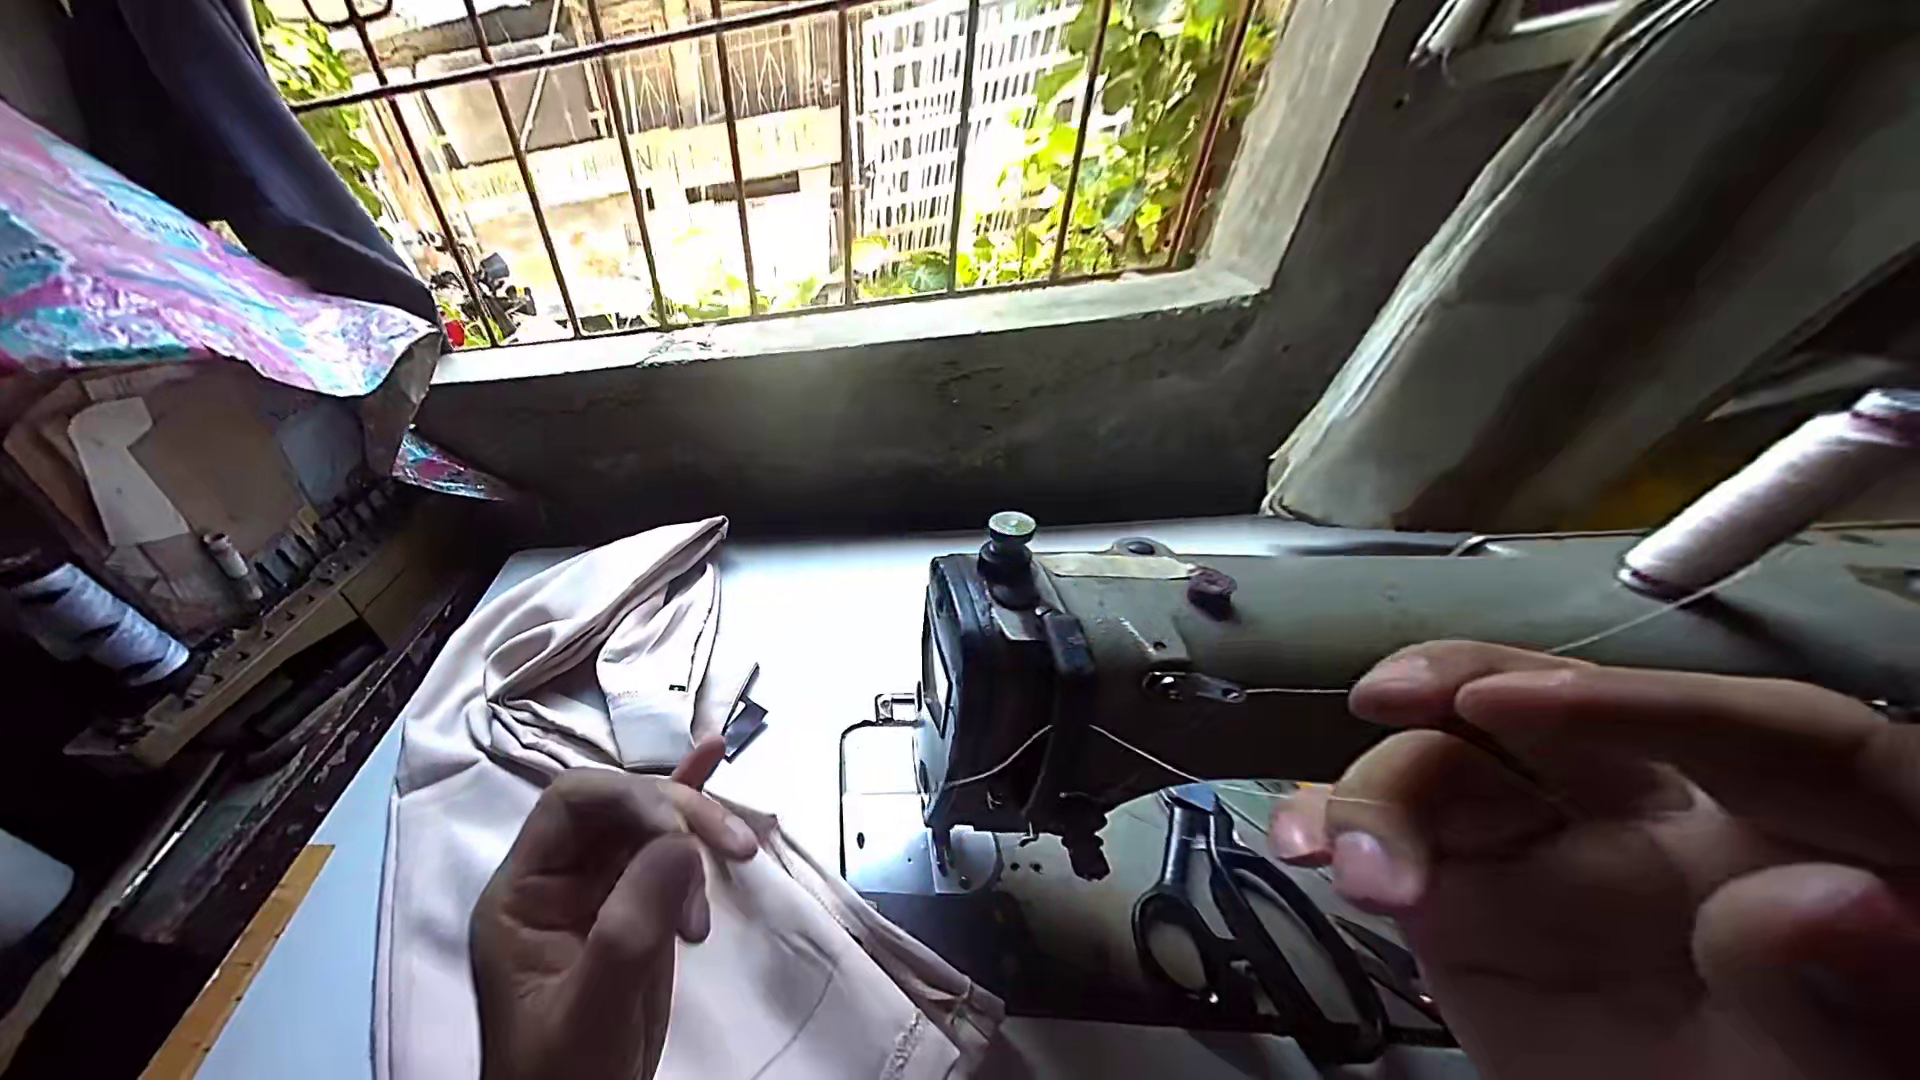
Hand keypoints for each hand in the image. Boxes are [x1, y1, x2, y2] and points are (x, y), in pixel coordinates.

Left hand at [471, 736, 757, 1079]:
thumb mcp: (593, 1009)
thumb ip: (631, 923)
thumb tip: (683, 841)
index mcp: (524, 894)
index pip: (573, 804)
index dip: (631, 799)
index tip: (682, 835)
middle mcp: (561, 877)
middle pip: (622, 803)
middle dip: (680, 813)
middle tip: (732, 848)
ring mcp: (602, 884)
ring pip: (654, 817)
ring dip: (702, 824)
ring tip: (742, 850)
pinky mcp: (641, 895)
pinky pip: (667, 836)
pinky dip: (694, 799)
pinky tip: (712, 756)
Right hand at [1268, 641, 1919, 1079]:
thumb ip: (1840, 1002)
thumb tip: (1828, 904)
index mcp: (1792, 838)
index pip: (1751, 732)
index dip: (1635, 703)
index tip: (1510, 703)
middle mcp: (1648, 819)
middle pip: (1545, 710)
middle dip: (1451, 682)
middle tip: (1387, 697)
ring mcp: (1535, 846)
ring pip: (1434, 767)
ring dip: (1373, 803)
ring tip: (1363, 877)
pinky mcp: (1451, 882)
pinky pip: (1379, 831)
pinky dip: (1328, 826)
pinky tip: (1303, 846)